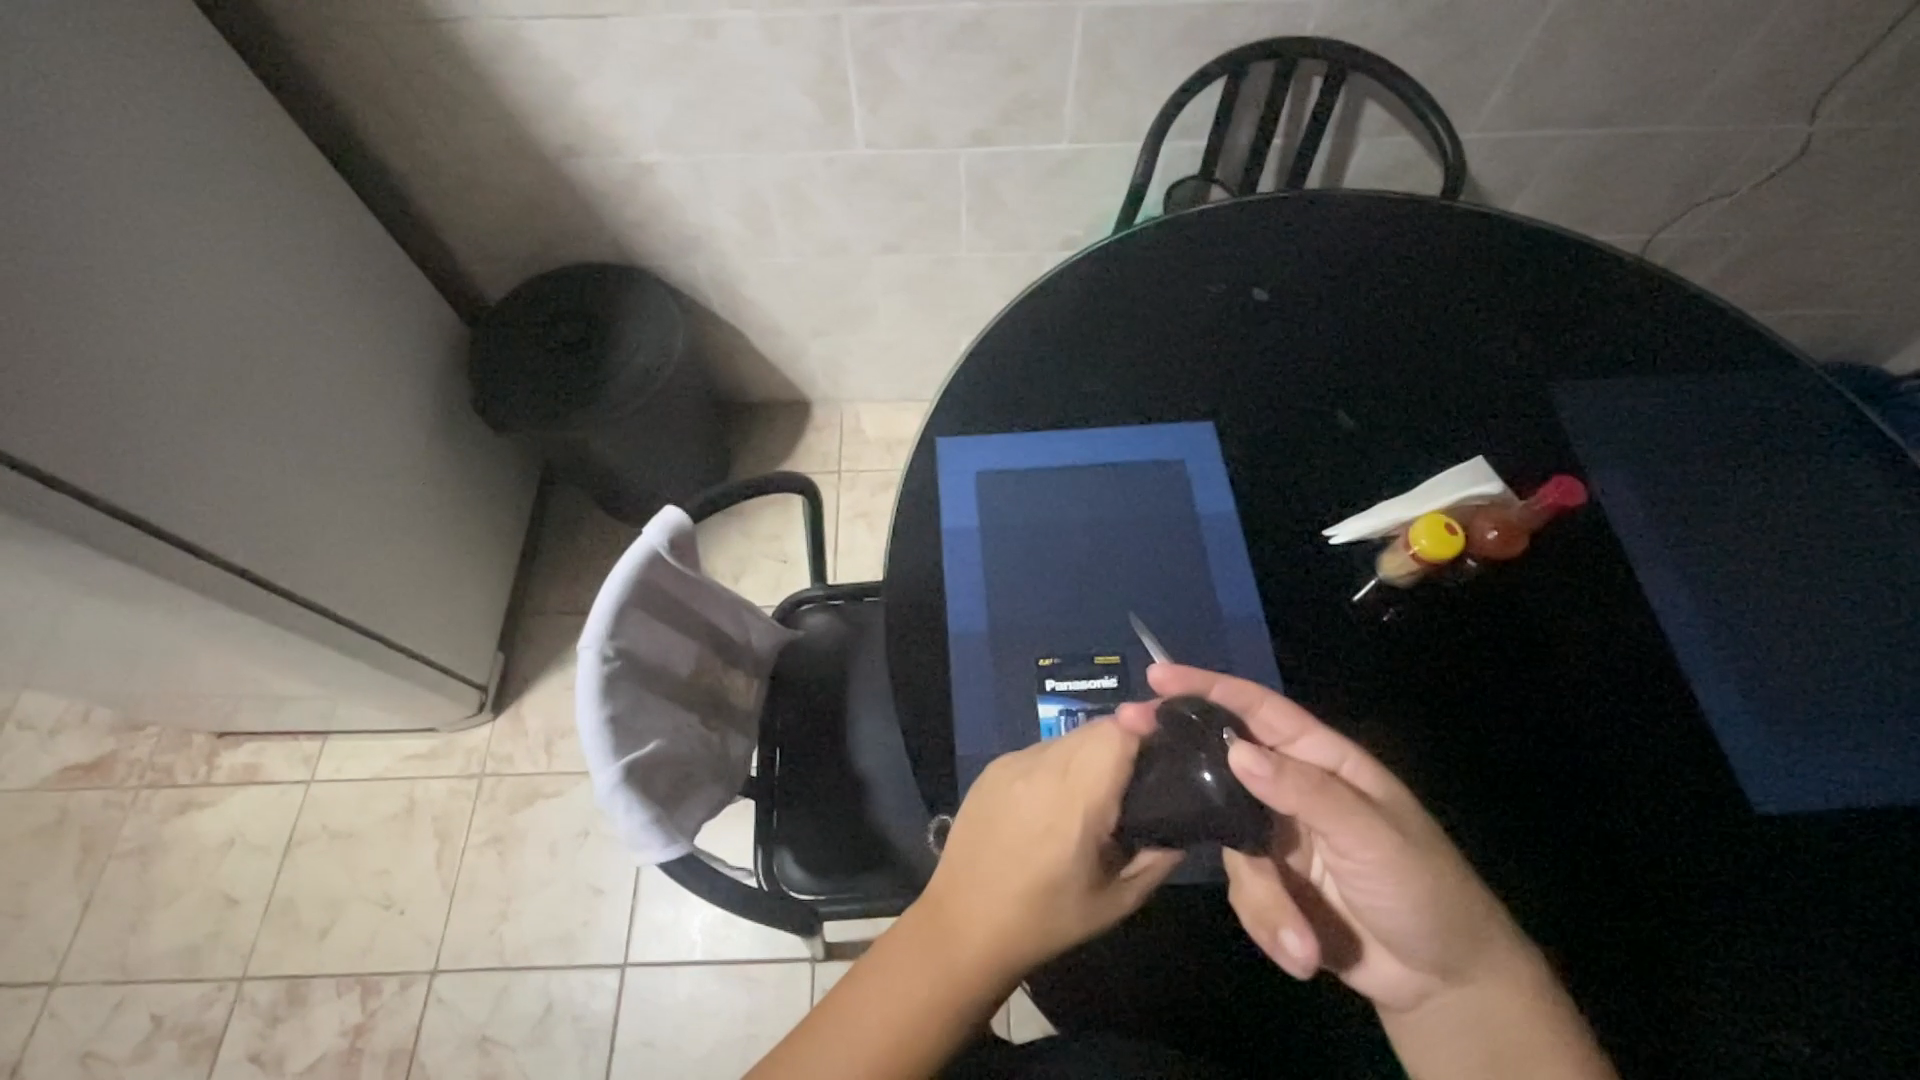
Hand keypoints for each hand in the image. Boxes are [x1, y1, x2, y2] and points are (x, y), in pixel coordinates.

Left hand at [913, 716, 1184, 979]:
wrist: (962, 926)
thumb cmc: (1044, 920)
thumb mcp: (1115, 901)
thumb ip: (1157, 858)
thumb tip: (1183, 826)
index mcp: (1075, 797)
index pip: (1119, 731)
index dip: (1146, 736)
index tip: (1163, 761)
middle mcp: (1040, 766)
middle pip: (1096, 729)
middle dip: (1123, 749)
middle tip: (1134, 789)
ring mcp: (1011, 763)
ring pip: (1067, 739)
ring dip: (1089, 757)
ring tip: (1093, 801)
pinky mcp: (991, 769)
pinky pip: (1039, 752)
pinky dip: (1057, 767)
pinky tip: (1053, 805)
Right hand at [1119, 664, 1533, 1014]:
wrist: (1444, 981)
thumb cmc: (1423, 890)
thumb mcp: (1371, 836)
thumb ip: (1304, 792)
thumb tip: (1236, 751)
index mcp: (1323, 761)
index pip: (1259, 712)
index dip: (1209, 689)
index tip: (1158, 678)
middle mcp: (1291, 791)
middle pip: (1224, 769)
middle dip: (1190, 776)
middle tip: (1135, 753)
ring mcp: (1277, 839)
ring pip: (1229, 845)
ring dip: (1264, 898)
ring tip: (1301, 941)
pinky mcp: (1272, 886)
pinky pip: (1243, 894)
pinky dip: (1270, 925)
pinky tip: (1302, 952)